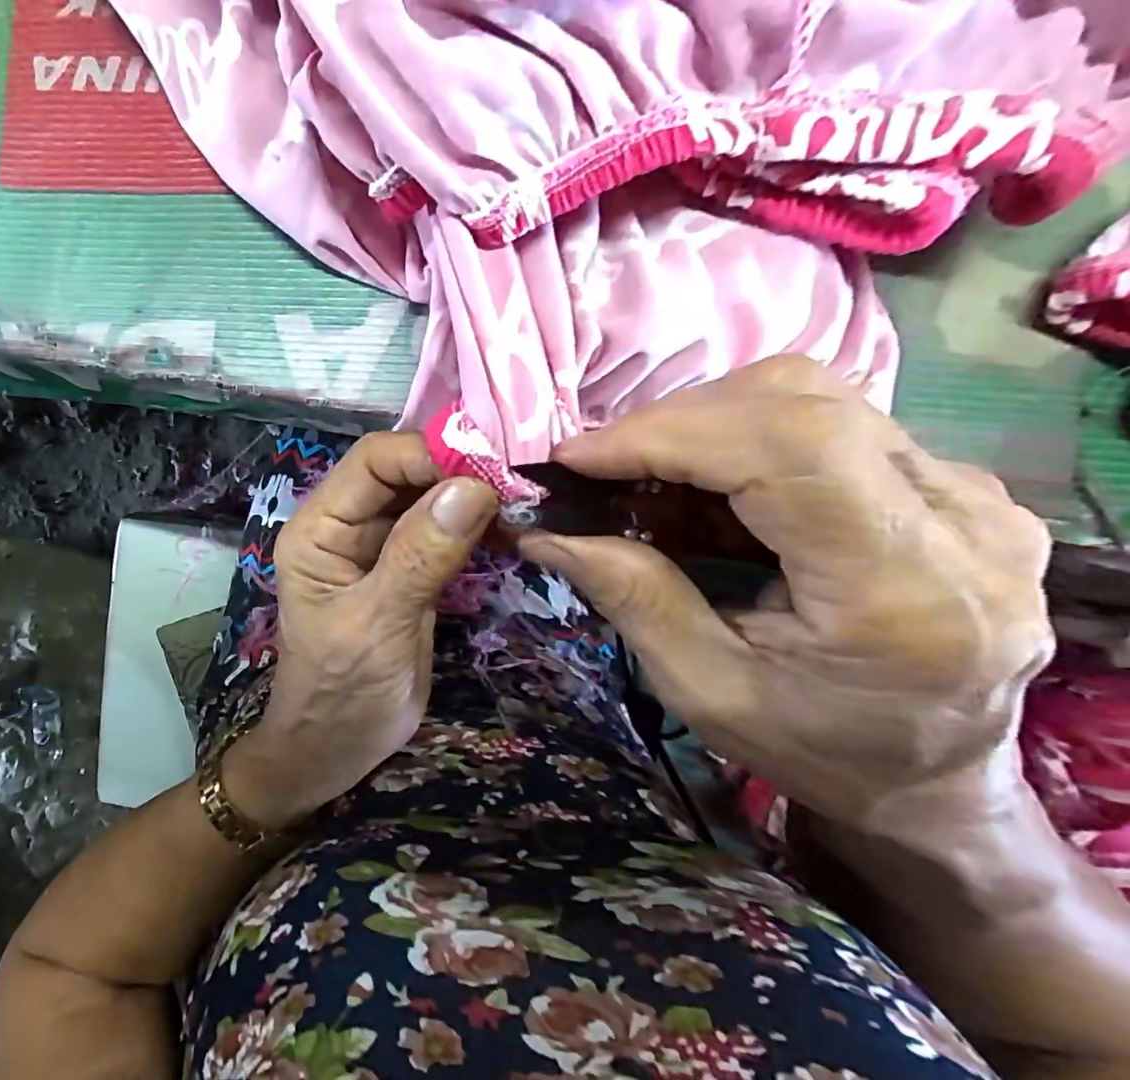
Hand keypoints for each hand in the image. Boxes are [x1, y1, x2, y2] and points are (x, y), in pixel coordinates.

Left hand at [223, 433, 499, 830]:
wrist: (335, 745)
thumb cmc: (342, 691)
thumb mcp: (378, 623)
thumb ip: (419, 556)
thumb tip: (472, 487)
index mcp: (317, 529)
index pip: (373, 461)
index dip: (431, 454)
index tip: (495, 469)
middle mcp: (342, 527)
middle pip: (401, 472)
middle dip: (457, 470)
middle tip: (523, 483)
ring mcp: (374, 548)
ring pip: (424, 499)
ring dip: (471, 496)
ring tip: (526, 503)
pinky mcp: (403, 570)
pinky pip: (439, 532)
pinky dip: (472, 526)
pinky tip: (510, 529)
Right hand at [518, 355, 1054, 836]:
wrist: (929, 778)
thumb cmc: (811, 746)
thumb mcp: (700, 686)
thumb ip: (631, 596)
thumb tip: (544, 531)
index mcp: (902, 588)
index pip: (789, 449)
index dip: (667, 434)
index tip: (575, 460)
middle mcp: (960, 522)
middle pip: (800, 403)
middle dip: (672, 421)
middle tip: (597, 468)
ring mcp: (968, 494)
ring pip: (811, 398)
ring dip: (699, 423)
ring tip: (639, 474)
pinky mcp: (948, 485)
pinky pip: (825, 422)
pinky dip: (734, 437)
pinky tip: (697, 486)